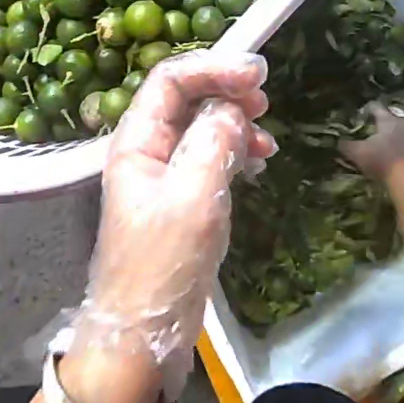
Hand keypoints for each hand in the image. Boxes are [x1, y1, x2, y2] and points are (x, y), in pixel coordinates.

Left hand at [68, 51, 275, 398]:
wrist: (142, 335)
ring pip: (201, 125)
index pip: (170, 79)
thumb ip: (213, 143)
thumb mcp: (193, 198)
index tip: (256, 72)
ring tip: (267, 134)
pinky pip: (209, 155)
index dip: (212, 67)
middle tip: (265, 98)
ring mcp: (164, 172)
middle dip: (225, 89)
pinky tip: (259, 158)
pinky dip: (235, 149)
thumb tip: (231, 108)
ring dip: (234, 120)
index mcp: (137, 140)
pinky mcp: (181, 196)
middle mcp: (147, 148)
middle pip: (186, 97)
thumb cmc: (162, 264)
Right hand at [340, 104, 403, 179]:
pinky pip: (401, 145)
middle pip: (386, 119)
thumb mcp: (356, 152)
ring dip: (385, 136)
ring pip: (394, 132)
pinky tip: (385, 156)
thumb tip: (337, 141)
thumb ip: (345, 145)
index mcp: (387, 119)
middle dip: (374, 124)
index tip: (354, 118)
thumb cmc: (380, 160)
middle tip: (362, 131)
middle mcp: (401, 124)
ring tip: (373, 144)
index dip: (363, 111)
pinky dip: (393, 147)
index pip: (374, 106)